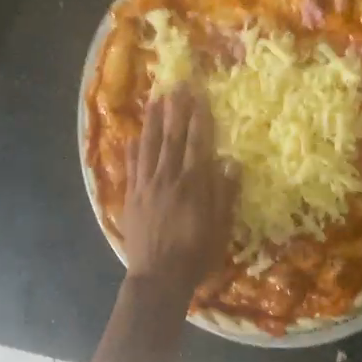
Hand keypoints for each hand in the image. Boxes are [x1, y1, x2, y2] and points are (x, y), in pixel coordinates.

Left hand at [120, 87, 237, 304]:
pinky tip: (134, 135)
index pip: (198, 143)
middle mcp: (168, 179)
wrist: (158, 277)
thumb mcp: (220, 229)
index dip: (199, 118)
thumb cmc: (196, 256)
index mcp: (193, 185)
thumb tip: (230, 163)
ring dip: (153, 121)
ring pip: (149, 146)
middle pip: (172, 138)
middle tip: (178, 84)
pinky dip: (134, 148)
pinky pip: (132, 166)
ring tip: (155, 98)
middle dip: (176, 110)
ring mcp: (146, 187)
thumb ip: (224, 195)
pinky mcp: (132, 197)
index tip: (200, 95)